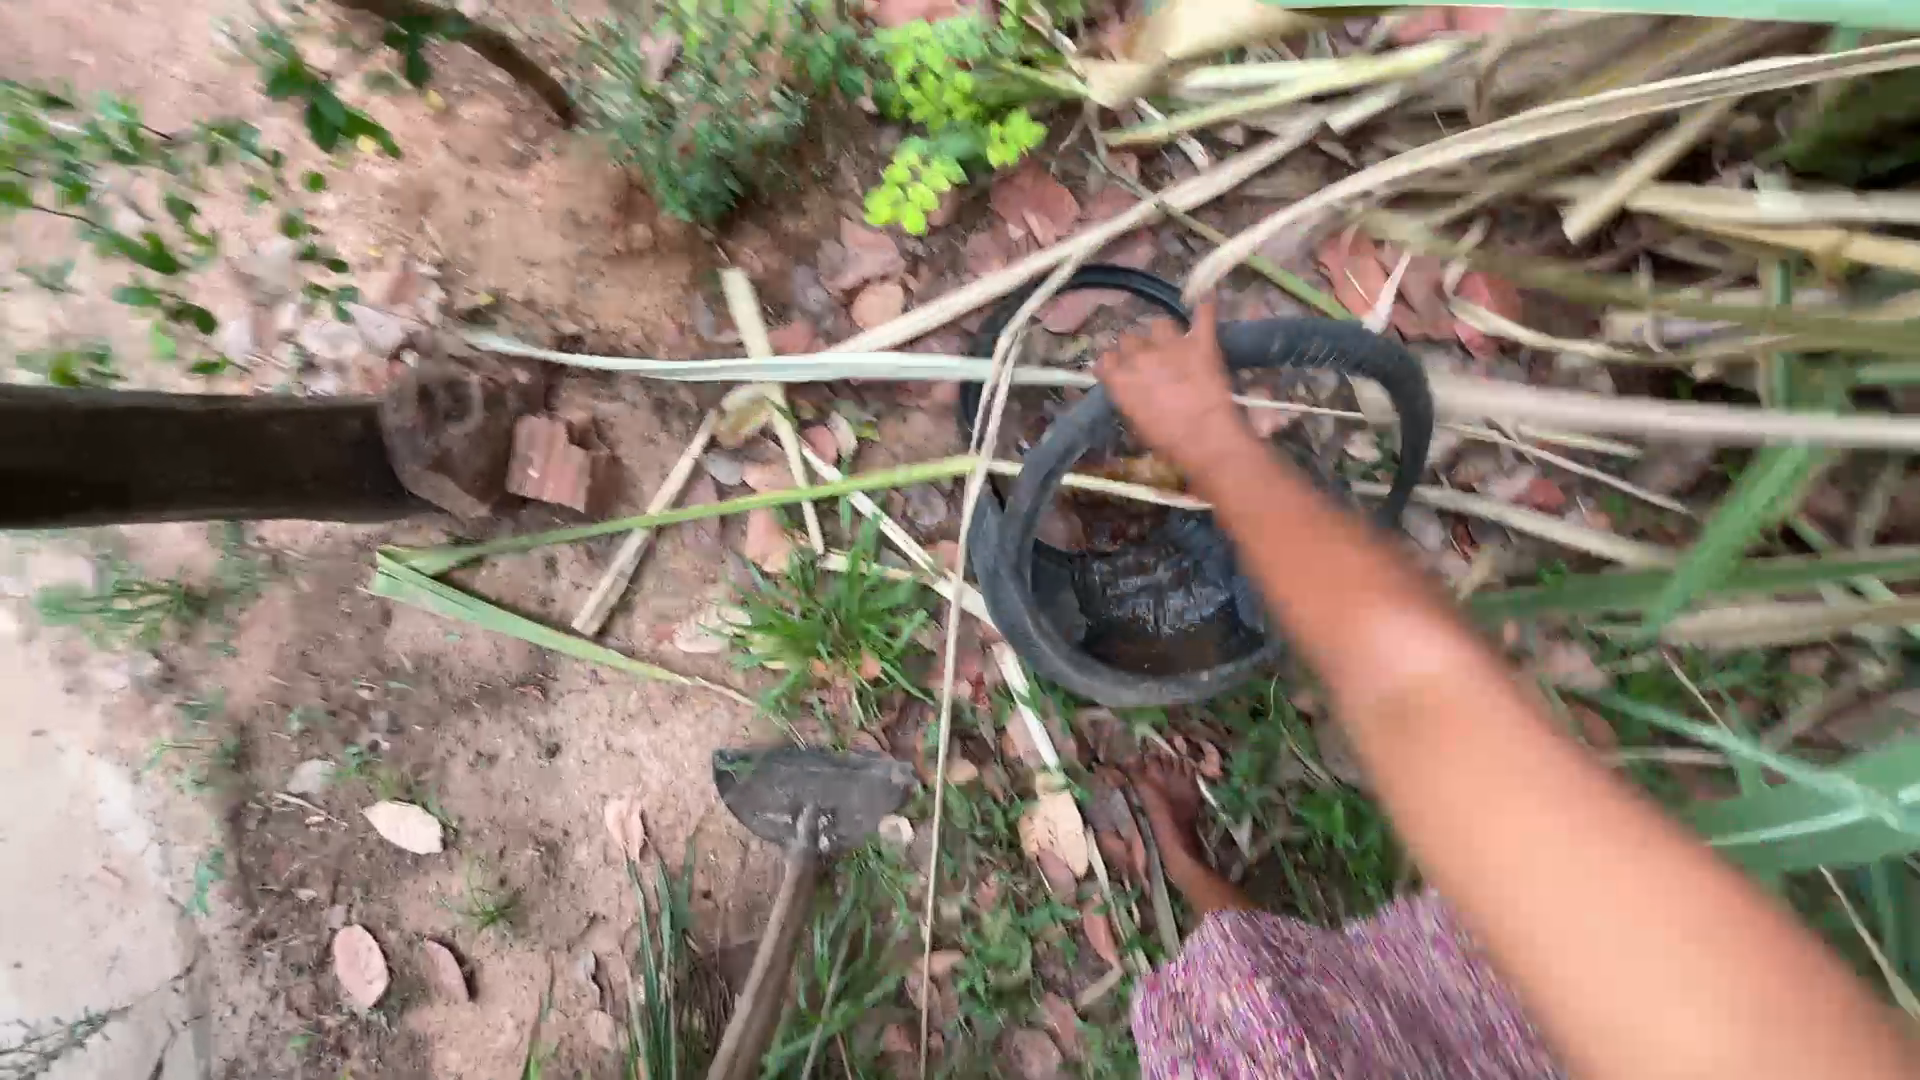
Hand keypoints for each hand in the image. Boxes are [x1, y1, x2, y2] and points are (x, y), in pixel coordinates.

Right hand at [1094, 298, 1249, 475]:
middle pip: (1128, 338)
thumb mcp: (1136, 423)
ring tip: (1171, 342)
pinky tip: (1205, 301)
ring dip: (1162, 332)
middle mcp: (1139, 356)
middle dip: (1136, 348)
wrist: (1204, 438)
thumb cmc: (1166, 442)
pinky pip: (1203, 313)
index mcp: (1119, 380)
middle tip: (1147, 361)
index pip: (1104, 360)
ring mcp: (1171, 345)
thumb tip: (1131, 391)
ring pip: (1159, 323)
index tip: (1119, 371)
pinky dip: (1204, 306)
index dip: (1113, 364)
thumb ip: (1129, 398)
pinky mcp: (1201, 341)